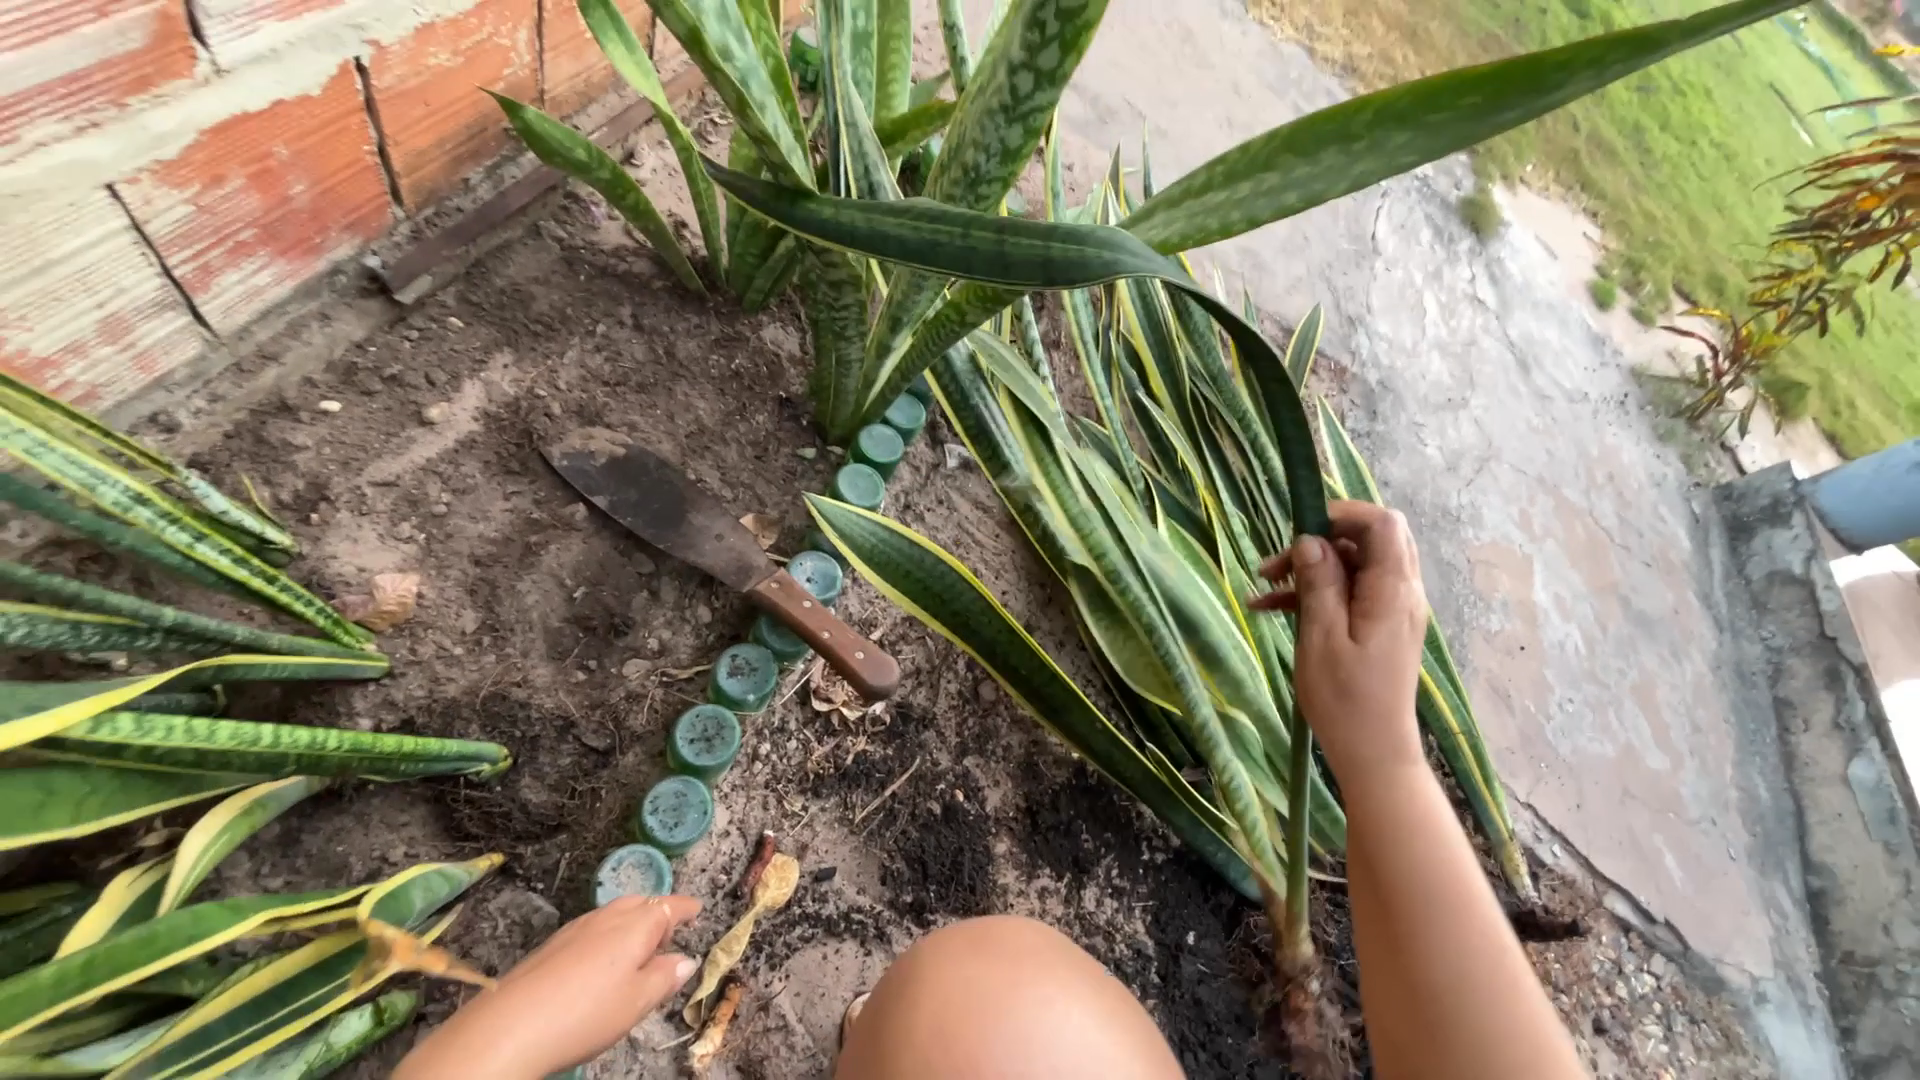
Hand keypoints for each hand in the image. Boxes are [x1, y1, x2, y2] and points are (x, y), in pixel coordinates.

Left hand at [395, 895, 702, 1079]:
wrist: (506, 1028)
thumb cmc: (585, 1013)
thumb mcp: (637, 1002)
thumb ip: (665, 978)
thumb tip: (685, 960)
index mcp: (636, 925)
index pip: (669, 907)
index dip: (686, 908)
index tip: (698, 909)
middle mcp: (607, 917)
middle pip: (640, 904)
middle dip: (657, 914)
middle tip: (667, 939)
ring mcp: (575, 929)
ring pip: (613, 915)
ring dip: (630, 925)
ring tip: (635, 953)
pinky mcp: (551, 946)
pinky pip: (590, 930)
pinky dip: (605, 937)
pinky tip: (598, 964)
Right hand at [1250, 502, 1428, 786]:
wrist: (1373, 752)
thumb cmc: (1345, 699)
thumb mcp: (1321, 637)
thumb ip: (1319, 583)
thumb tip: (1310, 539)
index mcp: (1391, 591)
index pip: (1382, 524)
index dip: (1342, 515)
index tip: (1298, 528)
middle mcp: (1401, 592)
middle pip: (1370, 539)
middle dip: (1321, 539)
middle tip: (1279, 559)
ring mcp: (1391, 609)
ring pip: (1354, 564)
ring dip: (1310, 566)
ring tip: (1263, 585)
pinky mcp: (1379, 626)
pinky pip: (1349, 591)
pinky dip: (1313, 591)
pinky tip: (1270, 606)